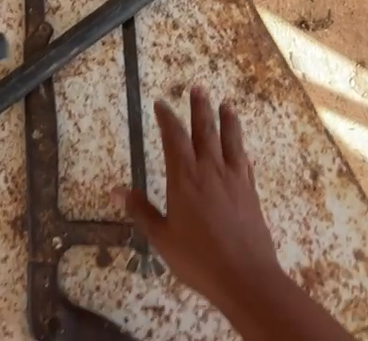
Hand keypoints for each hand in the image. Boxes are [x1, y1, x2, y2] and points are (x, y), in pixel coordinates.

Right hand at [118, 87, 282, 313]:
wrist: (247, 279)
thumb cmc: (199, 258)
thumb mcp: (162, 237)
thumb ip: (141, 211)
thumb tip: (115, 190)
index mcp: (184, 176)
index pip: (173, 137)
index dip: (166, 118)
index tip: (161, 104)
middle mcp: (209, 170)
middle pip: (204, 130)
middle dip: (200, 107)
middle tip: (198, 87)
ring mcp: (234, 180)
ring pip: (230, 142)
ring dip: (227, 121)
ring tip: (226, 105)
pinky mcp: (251, 194)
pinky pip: (245, 165)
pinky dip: (242, 152)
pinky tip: (243, 150)